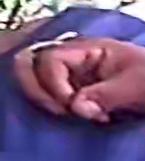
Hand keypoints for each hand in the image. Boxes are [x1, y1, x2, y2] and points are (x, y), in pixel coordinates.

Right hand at [13, 35, 144, 122]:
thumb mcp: (141, 87)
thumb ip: (107, 95)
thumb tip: (76, 109)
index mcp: (88, 48)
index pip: (49, 59)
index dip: (52, 82)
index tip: (73, 106)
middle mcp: (70, 54)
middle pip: (27, 62)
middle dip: (34, 87)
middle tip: (59, 110)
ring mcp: (69, 68)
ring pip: (28, 74)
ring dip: (39, 94)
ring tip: (66, 112)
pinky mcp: (69, 82)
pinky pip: (40, 85)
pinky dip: (45, 98)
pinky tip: (70, 112)